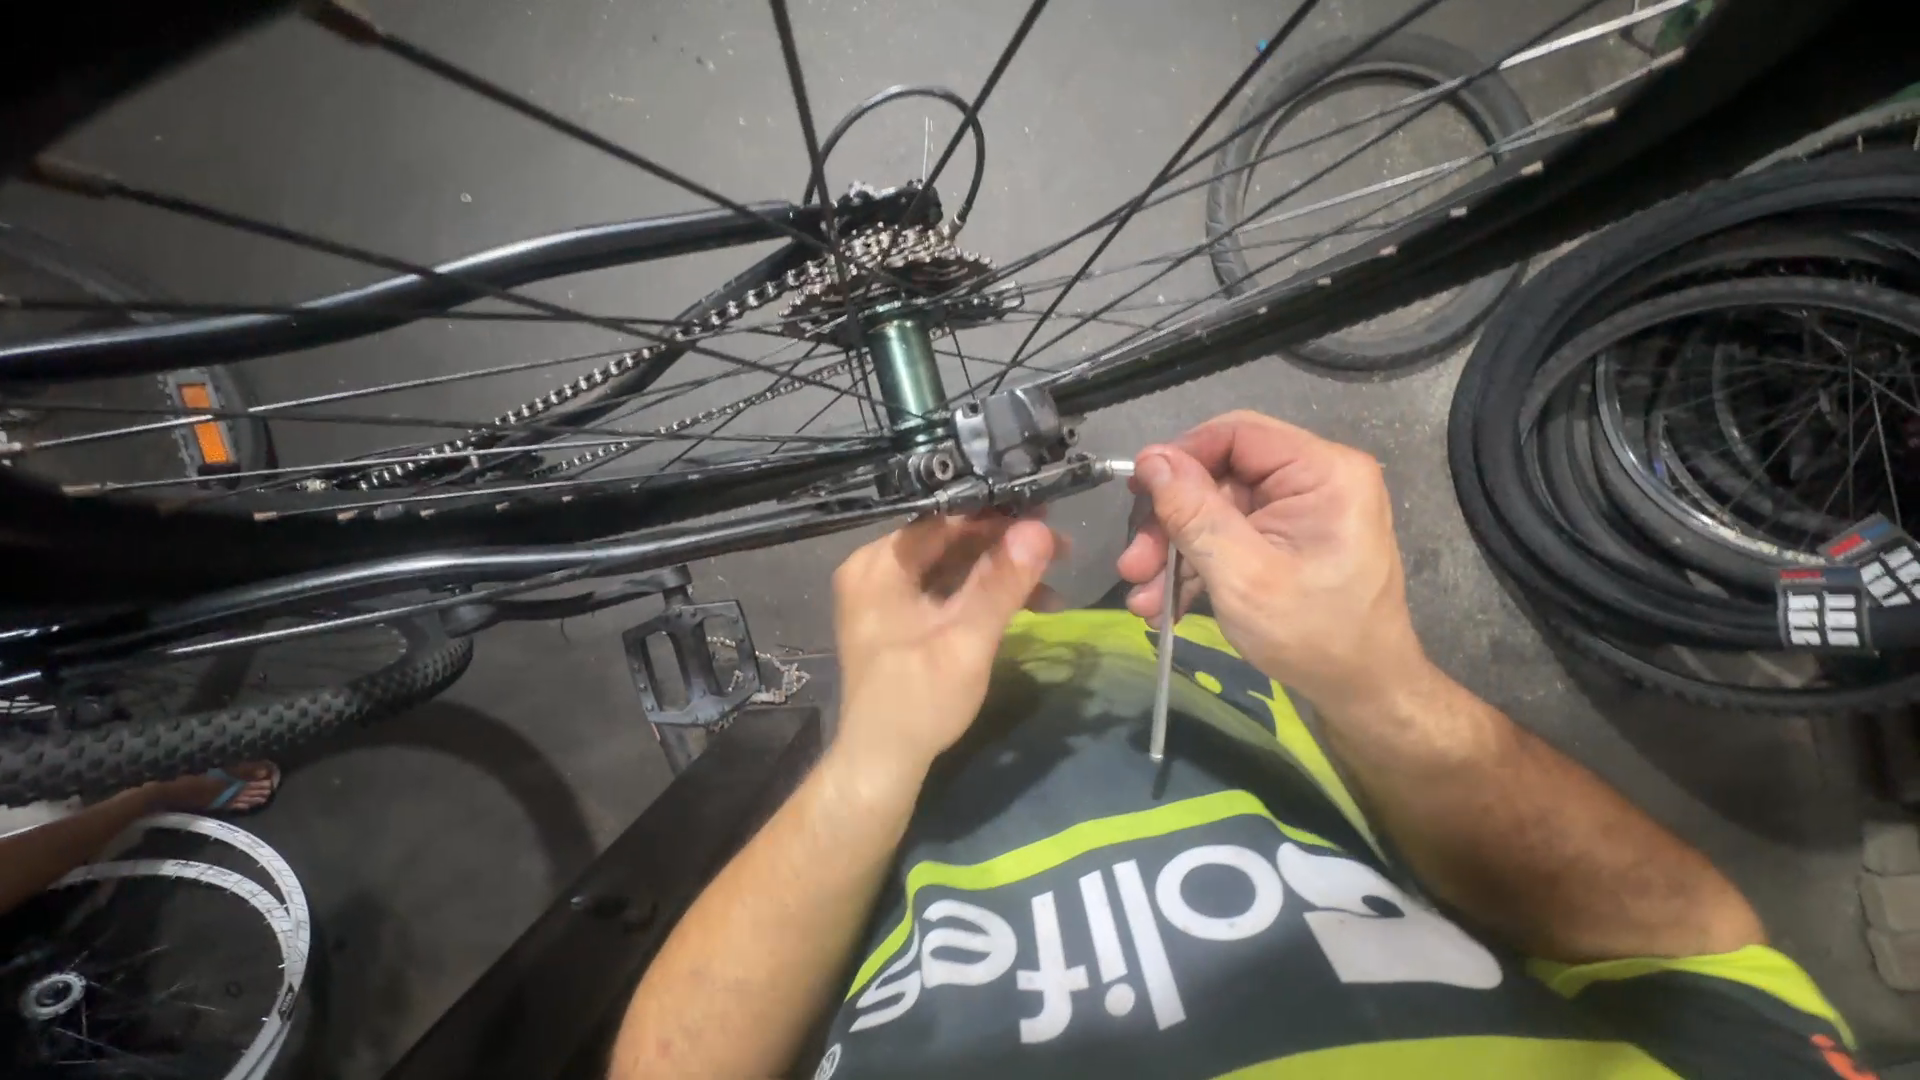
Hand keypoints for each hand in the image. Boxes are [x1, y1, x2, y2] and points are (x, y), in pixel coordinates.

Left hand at [832, 513, 1056, 774]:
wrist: (882, 765)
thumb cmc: (918, 702)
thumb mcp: (966, 640)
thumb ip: (1002, 583)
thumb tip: (1038, 529)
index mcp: (878, 565)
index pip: (943, 519)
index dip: (995, 513)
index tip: (1045, 511)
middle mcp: (877, 570)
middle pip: (950, 540)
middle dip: (1005, 544)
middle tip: (1059, 544)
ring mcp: (889, 595)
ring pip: (955, 565)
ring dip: (1002, 570)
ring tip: (1055, 572)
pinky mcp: (904, 618)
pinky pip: (950, 590)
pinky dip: (985, 595)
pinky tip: (1031, 602)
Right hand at [1116, 410, 1427, 711]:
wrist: (1362, 691)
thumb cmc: (1313, 635)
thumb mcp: (1242, 575)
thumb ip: (1193, 513)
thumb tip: (1150, 460)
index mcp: (1323, 471)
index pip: (1236, 433)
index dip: (1179, 456)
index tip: (1136, 491)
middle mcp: (1313, 479)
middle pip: (1218, 477)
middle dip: (1169, 523)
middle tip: (1132, 565)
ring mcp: (1297, 511)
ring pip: (1214, 511)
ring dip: (1173, 553)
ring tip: (1142, 598)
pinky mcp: (1284, 539)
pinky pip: (1228, 536)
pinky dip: (1194, 567)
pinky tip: (1164, 603)